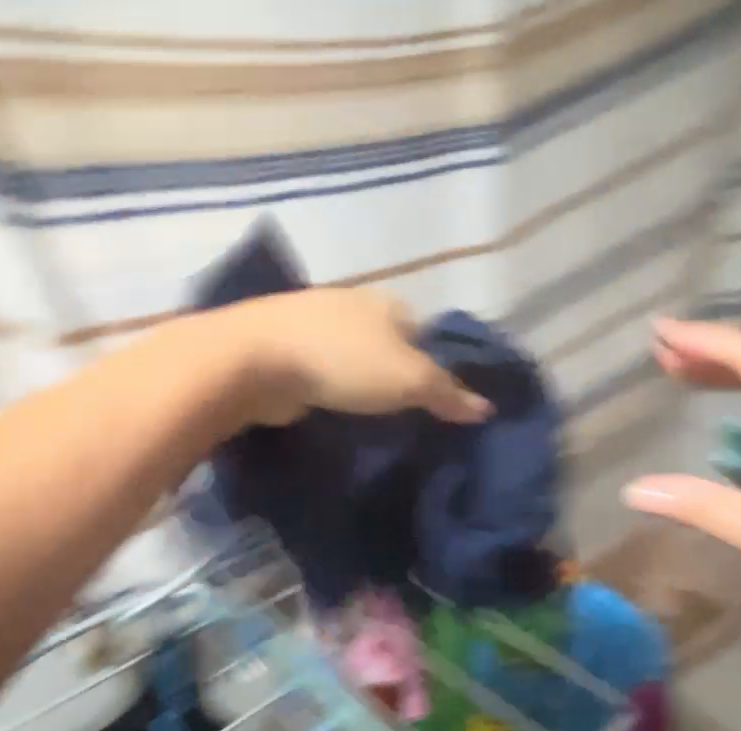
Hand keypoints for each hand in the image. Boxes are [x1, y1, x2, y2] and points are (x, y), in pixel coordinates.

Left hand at [208, 288, 492, 426]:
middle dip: (396, 373)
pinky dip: (329, 387)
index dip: (436, 364)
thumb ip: (447, 393)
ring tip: (369, 418)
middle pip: (388, 342)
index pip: (425, 333)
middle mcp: (352, 305)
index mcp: (388, 303)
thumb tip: (487, 408)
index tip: (437, 401)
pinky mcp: (283, 348)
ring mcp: (313, 324)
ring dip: (360, 381)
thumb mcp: (409, 380)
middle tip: (405, 415)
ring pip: (352, 356)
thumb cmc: (343, 361)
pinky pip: (321, 369)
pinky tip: (331, 409)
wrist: (254, 360)